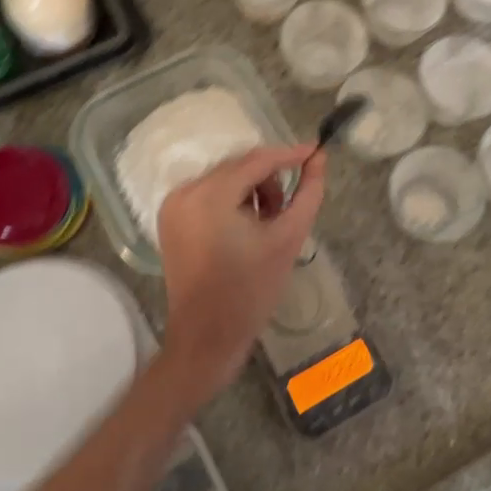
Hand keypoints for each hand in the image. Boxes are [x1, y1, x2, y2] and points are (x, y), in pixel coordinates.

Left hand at [158, 144, 326, 395]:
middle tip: (286, 212)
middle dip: (269, 180)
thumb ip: (307, 194)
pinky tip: (245, 229)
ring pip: (225, 178)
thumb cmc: (250, 292)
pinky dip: (231, 202)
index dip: (290, 154)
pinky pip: (209, 194)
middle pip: (239, 166)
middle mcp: (185, 190)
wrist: (206, 339)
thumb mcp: (288, 239)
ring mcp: (173, 204)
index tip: (318, 152)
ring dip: (251, 191)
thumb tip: (319, 159)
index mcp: (209, 195)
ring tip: (266, 225)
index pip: (257, 160)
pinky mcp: (171, 218)